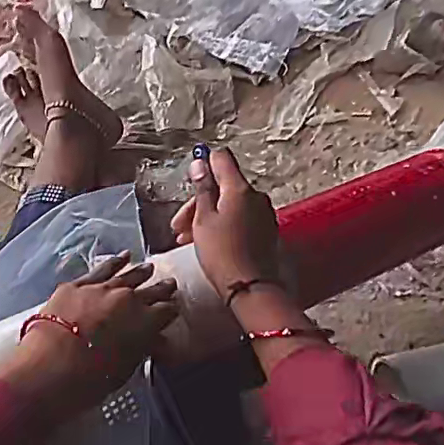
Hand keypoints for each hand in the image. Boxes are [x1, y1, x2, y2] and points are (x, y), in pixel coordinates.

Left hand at [0, 251, 177, 419]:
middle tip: (169, 284)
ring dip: (139, 272)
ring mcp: (102, 289)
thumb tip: (145, 342)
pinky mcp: (77, 286)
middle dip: (161, 288)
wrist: (51, 367)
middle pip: (150, 290)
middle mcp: (129, 300)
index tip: (173, 309)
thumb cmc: (90, 380)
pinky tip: (121, 258)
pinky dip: (113, 263)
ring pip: (126, 275)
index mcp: (147, 322)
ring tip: (148, 268)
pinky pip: (100, 270)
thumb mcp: (125, 370)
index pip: (167, 311)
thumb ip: (138, 351)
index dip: (171, 310)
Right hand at [169, 147, 280, 299]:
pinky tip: (206, 242)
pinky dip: (222, 225)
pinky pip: (240, 218)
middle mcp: (255, 196)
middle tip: (179, 224)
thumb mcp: (202, 220)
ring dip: (207, 216)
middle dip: (200, 200)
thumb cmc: (221, 253)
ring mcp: (263, 213)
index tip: (191, 180)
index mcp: (239, 189)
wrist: (248, 286)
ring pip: (230, 205)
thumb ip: (202, 189)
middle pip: (223, 186)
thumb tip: (200, 164)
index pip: (221, 158)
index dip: (204, 164)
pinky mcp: (264, 230)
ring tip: (187, 238)